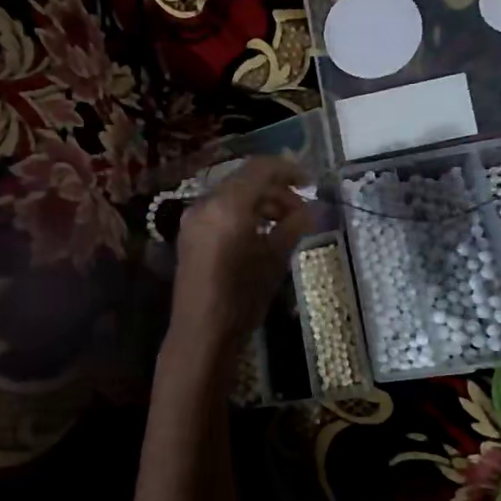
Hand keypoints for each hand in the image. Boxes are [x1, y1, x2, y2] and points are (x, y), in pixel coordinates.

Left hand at [170, 155, 312, 352]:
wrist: (201, 332)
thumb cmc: (242, 297)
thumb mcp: (275, 259)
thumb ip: (294, 226)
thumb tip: (313, 208)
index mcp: (227, 205)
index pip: (260, 168)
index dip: (289, 170)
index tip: (310, 183)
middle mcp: (205, 204)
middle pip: (243, 180)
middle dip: (275, 189)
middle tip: (300, 210)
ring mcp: (192, 219)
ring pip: (230, 195)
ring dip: (258, 202)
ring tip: (284, 225)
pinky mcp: (187, 235)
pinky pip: (217, 211)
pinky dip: (240, 214)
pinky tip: (258, 234)